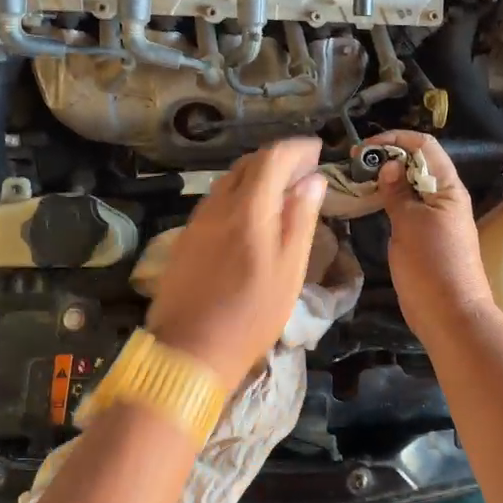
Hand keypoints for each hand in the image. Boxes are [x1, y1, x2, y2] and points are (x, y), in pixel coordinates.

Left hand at [144, 138, 326, 389]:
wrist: (188, 353)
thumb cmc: (251, 314)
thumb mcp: (289, 269)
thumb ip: (300, 219)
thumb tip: (313, 180)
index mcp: (247, 209)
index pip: (272, 158)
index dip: (296, 148)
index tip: (317, 150)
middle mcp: (218, 205)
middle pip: (248, 164)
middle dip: (277, 159)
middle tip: (304, 169)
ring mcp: (197, 222)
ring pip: (229, 181)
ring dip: (257, 176)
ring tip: (282, 190)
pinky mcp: (185, 240)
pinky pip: (216, 201)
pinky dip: (240, 194)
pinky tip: (252, 214)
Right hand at [362, 131, 497, 345]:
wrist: (452, 317)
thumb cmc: (431, 266)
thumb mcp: (409, 224)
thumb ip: (398, 192)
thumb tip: (388, 165)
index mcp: (448, 187)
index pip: (424, 145)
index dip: (396, 139)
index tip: (364, 149)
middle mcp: (446, 197)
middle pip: (418, 163)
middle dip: (388, 157)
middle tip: (355, 165)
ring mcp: (438, 218)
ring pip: (412, 186)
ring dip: (387, 179)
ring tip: (357, 181)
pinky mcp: (428, 237)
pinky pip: (409, 207)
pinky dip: (391, 200)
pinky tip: (370, 204)